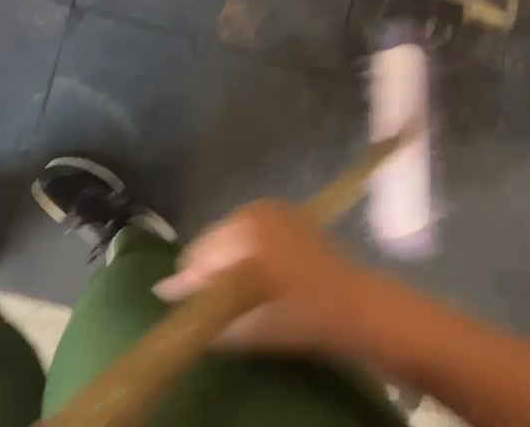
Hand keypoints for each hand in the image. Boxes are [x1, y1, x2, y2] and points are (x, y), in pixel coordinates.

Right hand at [152, 200, 380, 357]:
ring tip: (230, 289)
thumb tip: (167, 297)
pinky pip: (249, 230)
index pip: (200, 254)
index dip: (189, 280)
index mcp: (245, 229)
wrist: (361, 308)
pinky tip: (251, 274)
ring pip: (230, 234)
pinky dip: (243, 249)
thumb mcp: (253, 321)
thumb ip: (208, 309)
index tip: (178, 300)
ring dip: (225, 258)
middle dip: (207, 267)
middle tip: (208, 298)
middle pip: (213, 240)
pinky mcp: (286, 214)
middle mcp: (254, 210)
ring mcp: (272, 209)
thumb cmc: (307, 315)